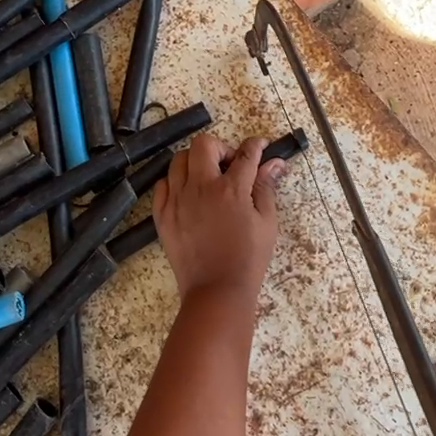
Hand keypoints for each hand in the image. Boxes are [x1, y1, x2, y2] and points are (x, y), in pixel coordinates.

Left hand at [150, 134, 284, 301]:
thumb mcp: (266, 222)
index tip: (260, 146)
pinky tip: (188, 195)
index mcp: (231, 189)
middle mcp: (201, 188)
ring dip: (196, 162)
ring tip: (207, 179)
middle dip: (220, 148)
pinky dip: (175, 183)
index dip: (256, 145)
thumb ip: (266, 188)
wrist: (216, 291)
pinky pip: (162, 184)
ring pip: (179, 160)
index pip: (245, 154)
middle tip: (229, 167)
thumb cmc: (248, 259)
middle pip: (204, 145)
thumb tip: (274, 163)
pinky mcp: (162, 215)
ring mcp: (177, 200)